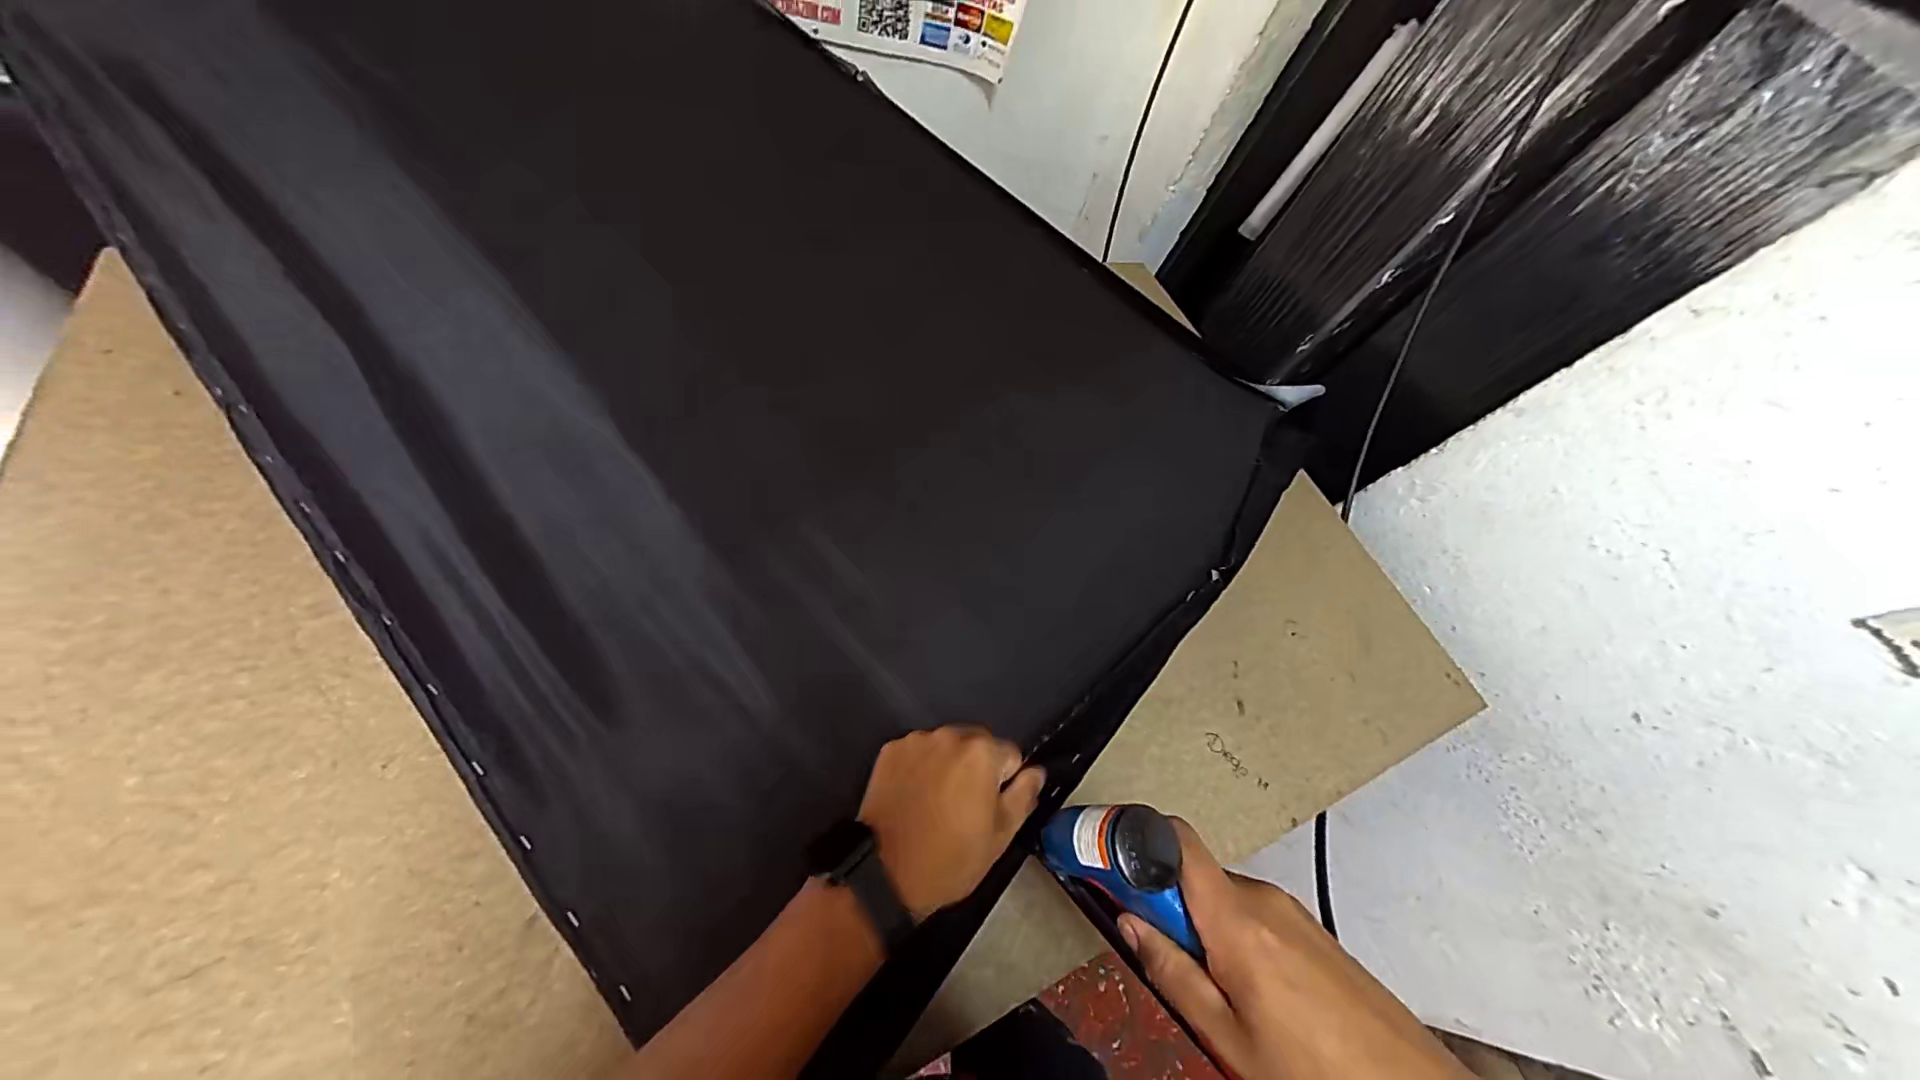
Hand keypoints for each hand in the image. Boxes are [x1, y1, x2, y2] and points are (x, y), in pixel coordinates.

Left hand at [857, 725, 1045, 918]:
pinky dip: (920, 769)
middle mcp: (948, 736)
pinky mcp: (890, 751)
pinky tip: (916, 799)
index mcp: (981, 752)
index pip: (1011, 755)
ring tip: (938, 806)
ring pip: (946, 748)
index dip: (1005, 783)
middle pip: (977, 745)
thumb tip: (1035, 773)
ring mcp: (915, 742)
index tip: (991, 806)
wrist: (887, 873)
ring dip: (948, 766)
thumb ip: (1024, 794)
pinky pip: (918, 753)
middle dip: (977, 769)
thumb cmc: (949, 858)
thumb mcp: (1001, 834)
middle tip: (965, 808)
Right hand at [1118, 818, 1470, 1079]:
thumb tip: (1132, 925)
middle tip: (1161, 950)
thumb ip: (1171, 971)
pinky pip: (1253, 913)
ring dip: (1201, 925)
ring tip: (1218, 989)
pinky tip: (1251, 990)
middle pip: (1193, 875)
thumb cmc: (1319, 1073)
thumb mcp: (1226, 1035)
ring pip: (1222, 898)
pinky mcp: (1311, 929)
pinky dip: (1232, 934)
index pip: (1176, 839)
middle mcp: (1264, 900)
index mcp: (1237, 920)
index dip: (1134, 840)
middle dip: (1168, 904)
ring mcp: (1291, 912)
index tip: (1105, 861)